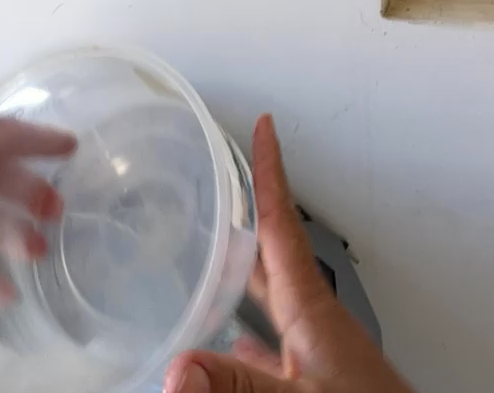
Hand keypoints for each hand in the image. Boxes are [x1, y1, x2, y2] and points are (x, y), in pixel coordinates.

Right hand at [166, 116, 414, 392]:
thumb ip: (240, 386)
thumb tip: (178, 368)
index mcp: (310, 307)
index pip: (281, 221)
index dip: (270, 171)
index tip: (263, 127)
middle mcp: (312, 318)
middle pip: (271, 248)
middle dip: (247, 208)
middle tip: (223, 172)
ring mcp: (315, 349)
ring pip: (269, 295)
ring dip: (242, 268)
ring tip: (210, 248)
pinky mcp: (315, 378)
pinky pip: (271, 343)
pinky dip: (245, 334)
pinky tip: (227, 345)